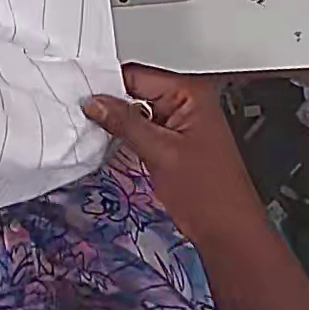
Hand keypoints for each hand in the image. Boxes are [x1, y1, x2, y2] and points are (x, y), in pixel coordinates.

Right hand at [83, 64, 271, 245]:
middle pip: (136, 90)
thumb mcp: (160, 152)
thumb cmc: (208, 193)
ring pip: (137, 110)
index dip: (106, 84)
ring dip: (115, 120)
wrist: (230, 234)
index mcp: (191, 92)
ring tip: (89, 127)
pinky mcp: (174, 141)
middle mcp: (187, 101)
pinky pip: (143, 128)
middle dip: (109, 103)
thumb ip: (125, 123)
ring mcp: (180, 122)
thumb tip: (94, 102)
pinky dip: (125, 134)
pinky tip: (106, 142)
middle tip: (79, 112)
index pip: (137, 75)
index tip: (79, 94)